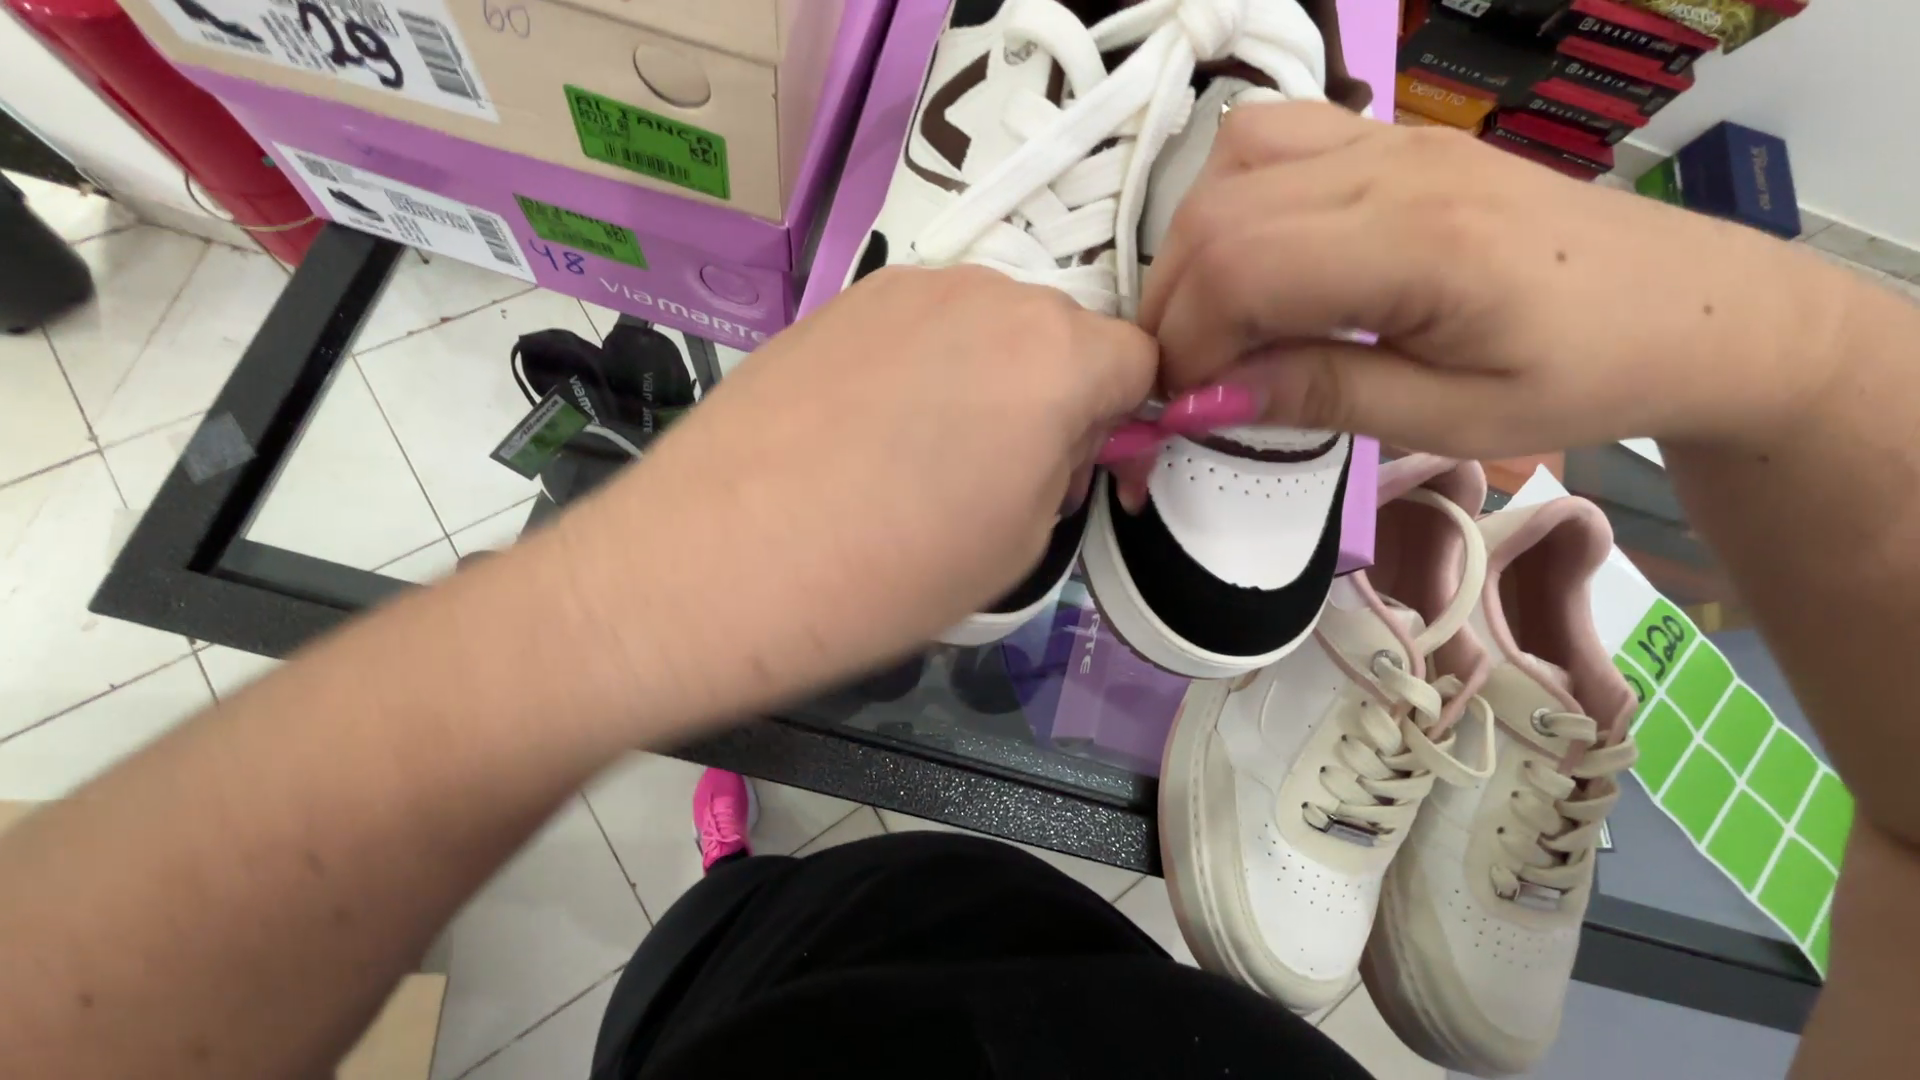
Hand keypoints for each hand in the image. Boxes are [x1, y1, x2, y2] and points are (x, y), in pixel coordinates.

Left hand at [555, 266, 1153, 718]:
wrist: (715, 559)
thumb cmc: (888, 574)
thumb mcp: (1016, 545)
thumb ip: (1062, 471)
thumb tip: (1061, 441)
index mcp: (1056, 358)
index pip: (1139, 360)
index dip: (1130, 419)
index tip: (1099, 472)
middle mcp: (989, 296)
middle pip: (1061, 336)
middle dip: (1059, 398)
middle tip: (1012, 475)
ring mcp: (906, 288)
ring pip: (988, 326)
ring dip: (991, 379)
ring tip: (931, 456)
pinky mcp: (838, 300)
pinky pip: (920, 327)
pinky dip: (925, 368)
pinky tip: (872, 432)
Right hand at [1136, 102, 1870, 458]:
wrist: (1695, 306)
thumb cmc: (1583, 377)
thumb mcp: (1450, 419)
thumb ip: (1318, 395)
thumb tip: (1199, 400)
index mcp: (1421, 241)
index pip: (1240, 269)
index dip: (1185, 345)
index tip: (1184, 411)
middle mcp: (1392, 166)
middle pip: (1216, 217)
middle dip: (1170, 311)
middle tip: (1184, 383)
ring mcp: (1388, 139)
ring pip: (1227, 169)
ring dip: (1188, 255)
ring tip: (1207, 325)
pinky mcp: (1387, 139)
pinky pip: (1267, 141)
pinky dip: (1226, 204)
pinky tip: (1247, 259)